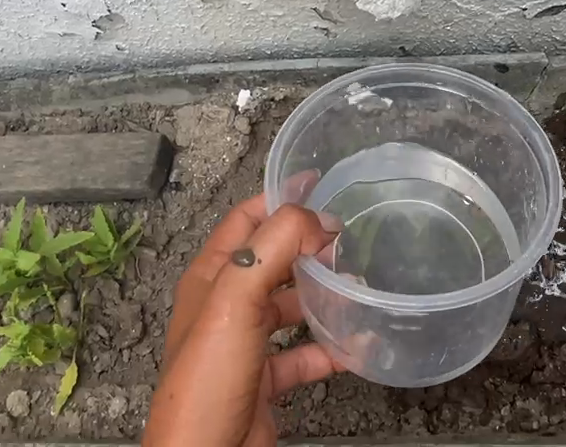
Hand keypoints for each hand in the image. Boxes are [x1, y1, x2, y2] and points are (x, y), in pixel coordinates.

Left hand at [143, 194, 343, 446]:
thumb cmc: (208, 379)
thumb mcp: (236, 296)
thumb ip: (276, 245)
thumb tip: (319, 220)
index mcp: (210, 276)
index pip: (246, 219)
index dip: (280, 197)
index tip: (319, 183)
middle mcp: (225, 305)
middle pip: (272, 260)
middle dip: (308, 246)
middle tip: (347, 238)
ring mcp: (243, 345)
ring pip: (289, 306)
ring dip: (322, 295)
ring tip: (357, 286)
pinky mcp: (262, 382)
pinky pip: (302, 355)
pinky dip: (328, 348)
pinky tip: (356, 346)